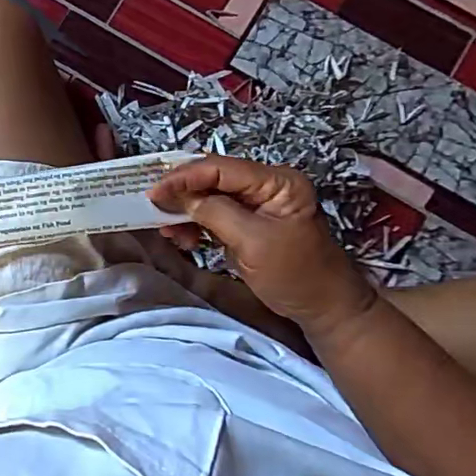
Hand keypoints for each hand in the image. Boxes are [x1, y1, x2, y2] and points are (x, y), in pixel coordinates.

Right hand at [148, 156, 376, 335]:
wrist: (323, 308)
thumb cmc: (296, 274)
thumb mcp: (253, 242)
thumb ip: (214, 212)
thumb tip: (178, 197)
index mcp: (277, 181)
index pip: (220, 168)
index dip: (184, 177)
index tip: (154, 192)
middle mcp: (265, 185)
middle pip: (211, 178)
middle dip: (180, 192)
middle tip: (152, 205)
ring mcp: (254, 203)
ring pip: (206, 195)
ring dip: (183, 210)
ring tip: (168, 229)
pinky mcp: (244, 221)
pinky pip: (210, 213)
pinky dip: (192, 223)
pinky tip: (181, 237)